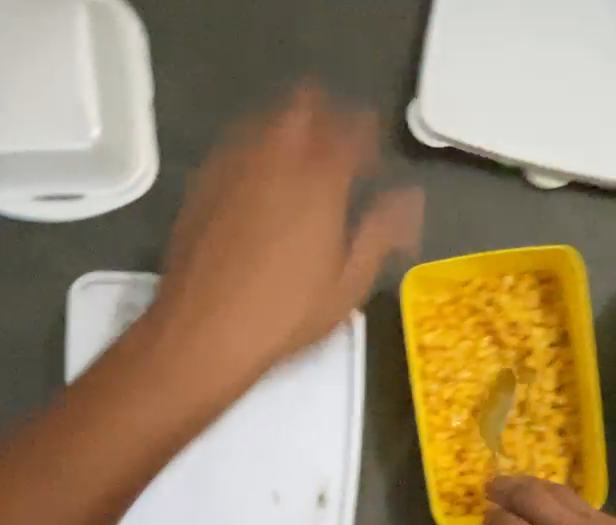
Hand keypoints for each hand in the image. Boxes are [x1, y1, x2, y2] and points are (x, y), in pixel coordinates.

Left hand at [148, 81, 423, 389]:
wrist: (207, 328)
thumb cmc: (288, 313)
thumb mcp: (349, 283)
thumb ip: (382, 231)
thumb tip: (411, 197)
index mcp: (322, 179)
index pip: (353, 129)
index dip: (368, 135)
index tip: (374, 157)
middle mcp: (277, 156)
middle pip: (305, 106)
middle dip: (326, 118)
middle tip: (338, 149)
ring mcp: (235, 164)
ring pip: (267, 119)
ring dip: (289, 129)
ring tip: (301, 162)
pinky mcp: (205, 181)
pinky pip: (237, 144)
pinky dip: (256, 150)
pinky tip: (261, 183)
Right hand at [484, 475, 615, 524]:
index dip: (491, 522)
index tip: (485, 520)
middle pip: (533, 496)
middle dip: (507, 488)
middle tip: (492, 486)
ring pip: (565, 494)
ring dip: (538, 488)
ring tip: (524, 488)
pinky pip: (593, 510)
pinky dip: (571, 508)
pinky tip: (569, 519)